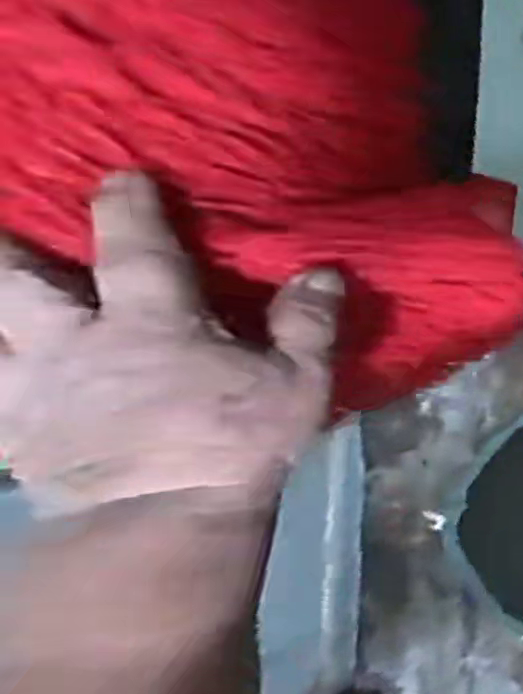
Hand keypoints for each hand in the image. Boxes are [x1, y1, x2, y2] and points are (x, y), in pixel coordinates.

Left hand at [0, 173, 341, 513]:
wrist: (162, 516)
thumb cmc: (239, 437)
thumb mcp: (298, 377)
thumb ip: (306, 322)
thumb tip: (320, 272)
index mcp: (151, 328)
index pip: (137, 254)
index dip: (128, 211)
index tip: (121, 176)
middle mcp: (72, 347)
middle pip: (14, 286)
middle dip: (3, 250)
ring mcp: (28, 391)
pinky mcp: (6, 433)